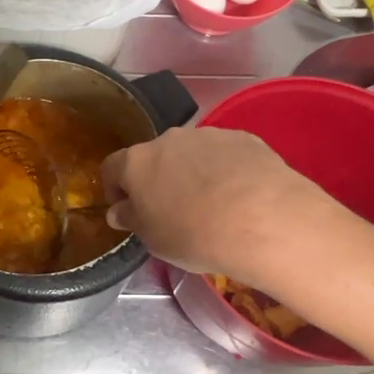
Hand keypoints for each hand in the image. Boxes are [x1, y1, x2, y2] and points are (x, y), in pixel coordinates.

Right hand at [101, 126, 347, 283]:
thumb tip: (119, 210)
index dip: (114, 189)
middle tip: (169, 209)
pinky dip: (224, 171)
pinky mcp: (244, 138)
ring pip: (190, 153)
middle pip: (153, 157)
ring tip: (210, 204)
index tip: (125, 209)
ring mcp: (208, 135)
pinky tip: (238, 196)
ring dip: (191, 173)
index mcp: (137, 162)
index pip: (111, 168)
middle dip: (156, 179)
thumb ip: (131, 219)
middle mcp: (169, 139)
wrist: (262, 220)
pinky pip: (224, 154)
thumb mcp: (152, 239)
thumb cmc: (194, 234)